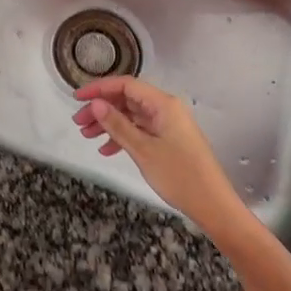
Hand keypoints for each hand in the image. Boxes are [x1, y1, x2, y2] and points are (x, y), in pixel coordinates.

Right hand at [72, 75, 240, 220]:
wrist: (213, 205)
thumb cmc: (179, 175)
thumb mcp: (143, 150)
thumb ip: (117, 125)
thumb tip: (95, 104)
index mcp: (163, 104)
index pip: (125, 85)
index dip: (99, 89)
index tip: (77, 98)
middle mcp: (166, 109)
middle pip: (127, 99)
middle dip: (101, 109)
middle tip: (79, 123)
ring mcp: (168, 125)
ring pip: (132, 116)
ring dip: (109, 124)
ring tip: (88, 136)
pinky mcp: (170, 139)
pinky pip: (141, 130)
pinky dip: (123, 137)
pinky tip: (107, 150)